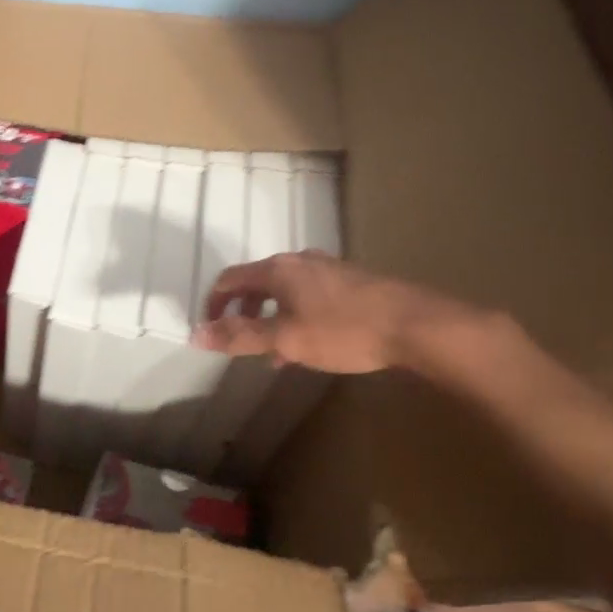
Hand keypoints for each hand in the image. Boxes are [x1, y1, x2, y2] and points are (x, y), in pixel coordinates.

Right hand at [194, 250, 512, 374]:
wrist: (416, 325)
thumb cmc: (344, 331)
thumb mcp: (285, 339)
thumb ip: (240, 337)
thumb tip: (196, 334)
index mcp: (277, 269)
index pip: (230, 279)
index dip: (214, 303)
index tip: (211, 329)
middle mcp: (300, 260)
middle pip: (258, 281)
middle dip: (244, 311)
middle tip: (242, 341)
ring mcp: (330, 268)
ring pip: (287, 289)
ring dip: (273, 316)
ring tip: (277, 350)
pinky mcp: (355, 282)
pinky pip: (312, 295)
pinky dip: (299, 315)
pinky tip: (314, 343)